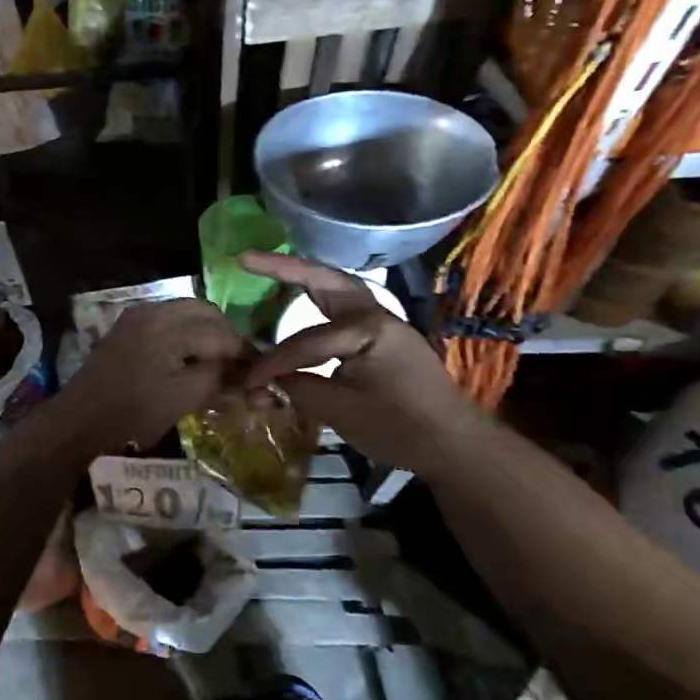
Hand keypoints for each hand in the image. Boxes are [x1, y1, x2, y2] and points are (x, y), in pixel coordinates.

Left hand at [57, 298, 247, 451]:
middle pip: (207, 312)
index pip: (220, 332)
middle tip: (237, 364)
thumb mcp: (183, 398)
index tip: (257, 371)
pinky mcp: (130, 324)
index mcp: (168, 326)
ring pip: (189, 311)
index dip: (243, 352)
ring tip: (215, 361)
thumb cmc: (133, 411)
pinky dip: (188, 330)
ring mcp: (139, 314)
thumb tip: (247, 372)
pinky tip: (189, 356)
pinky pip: (170, 316)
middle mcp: (155, 310)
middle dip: (226, 335)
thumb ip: (219, 379)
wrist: (80, 418)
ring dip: (208, 331)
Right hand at [240, 253, 486, 472]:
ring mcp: (385, 323)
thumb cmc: (400, 428)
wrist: (452, 441)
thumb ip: (301, 389)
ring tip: (269, 270)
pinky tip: (304, 304)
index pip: (306, 342)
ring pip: (338, 289)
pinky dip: (320, 302)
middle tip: (247, 258)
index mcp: (367, 330)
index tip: (248, 383)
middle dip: (284, 267)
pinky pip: (346, 310)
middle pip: (326, 280)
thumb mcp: (342, 413)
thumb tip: (269, 379)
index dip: (273, 364)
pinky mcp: (386, 337)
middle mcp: (376, 315)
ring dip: (304, 278)